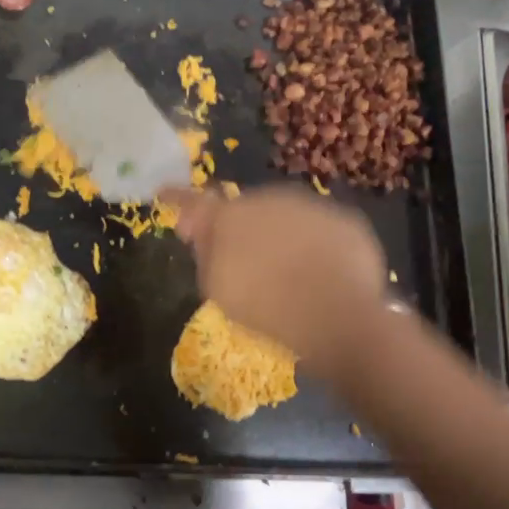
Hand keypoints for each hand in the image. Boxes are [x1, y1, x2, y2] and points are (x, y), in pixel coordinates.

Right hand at [163, 185, 387, 376]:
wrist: (336, 314)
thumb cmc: (263, 306)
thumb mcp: (216, 287)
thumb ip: (205, 252)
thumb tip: (199, 229)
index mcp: (228, 216)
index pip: (193, 201)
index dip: (177, 198)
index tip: (164, 193)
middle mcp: (267, 199)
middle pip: (245, 208)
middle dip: (240, 226)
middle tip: (241, 259)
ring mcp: (310, 206)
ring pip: (285, 215)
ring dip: (279, 234)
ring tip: (285, 271)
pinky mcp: (345, 220)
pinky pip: (319, 230)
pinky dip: (314, 245)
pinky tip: (318, 273)